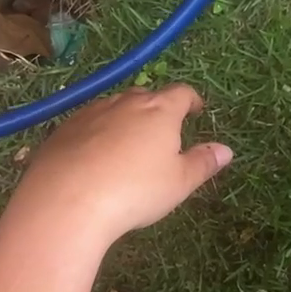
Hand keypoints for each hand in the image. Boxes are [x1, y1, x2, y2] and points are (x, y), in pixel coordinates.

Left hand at [10, 85, 231, 247]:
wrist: (68, 198)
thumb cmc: (135, 190)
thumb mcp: (178, 182)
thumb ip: (203, 163)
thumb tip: (226, 150)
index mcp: (159, 110)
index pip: (181, 93)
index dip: (191, 100)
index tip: (196, 110)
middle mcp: (125, 102)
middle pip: (146, 95)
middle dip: (156, 108)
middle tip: (162, 130)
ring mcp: (91, 112)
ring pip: (115, 107)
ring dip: (125, 118)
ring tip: (128, 144)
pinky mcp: (64, 128)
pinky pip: (88, 122)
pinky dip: (97, 132)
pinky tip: (94, 156)